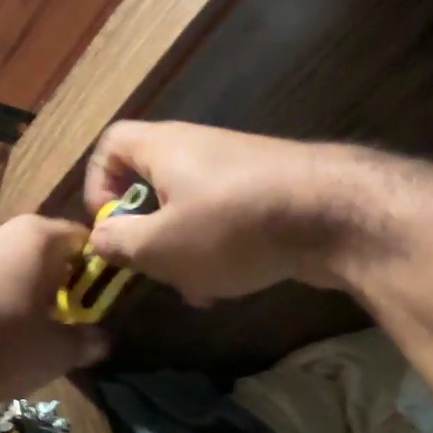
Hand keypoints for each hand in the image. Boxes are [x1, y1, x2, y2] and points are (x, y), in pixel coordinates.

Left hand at [0, 215, 110, 398]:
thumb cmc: (1, 339)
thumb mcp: (54, 352)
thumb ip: (84, 342)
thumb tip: (102, 340)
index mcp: (40, 236)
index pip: (85, 241)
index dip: (97, 272)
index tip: (101, 301)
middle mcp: (6, 230)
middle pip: (48, 252)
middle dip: (61, 284)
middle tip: (69, 319)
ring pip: (15, 265)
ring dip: (28, 291)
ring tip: (31, 328)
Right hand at [83, 121, 344, 305]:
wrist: (334, 216)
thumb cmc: (231, 227)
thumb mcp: (159, 246)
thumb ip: (119, 243)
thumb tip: (100, 237)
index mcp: (164, 148)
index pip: (111, 144)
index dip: (98, 185)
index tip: (111, 227)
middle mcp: (198, 148)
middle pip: (151, 183)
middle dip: (146, 232)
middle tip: (153, 268)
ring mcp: (238, 168)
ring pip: (190, 208)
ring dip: (183, 249)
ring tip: (196, 288)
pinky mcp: (269, 190)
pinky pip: (226, 216)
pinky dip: (218, 247)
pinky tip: (231, 283)